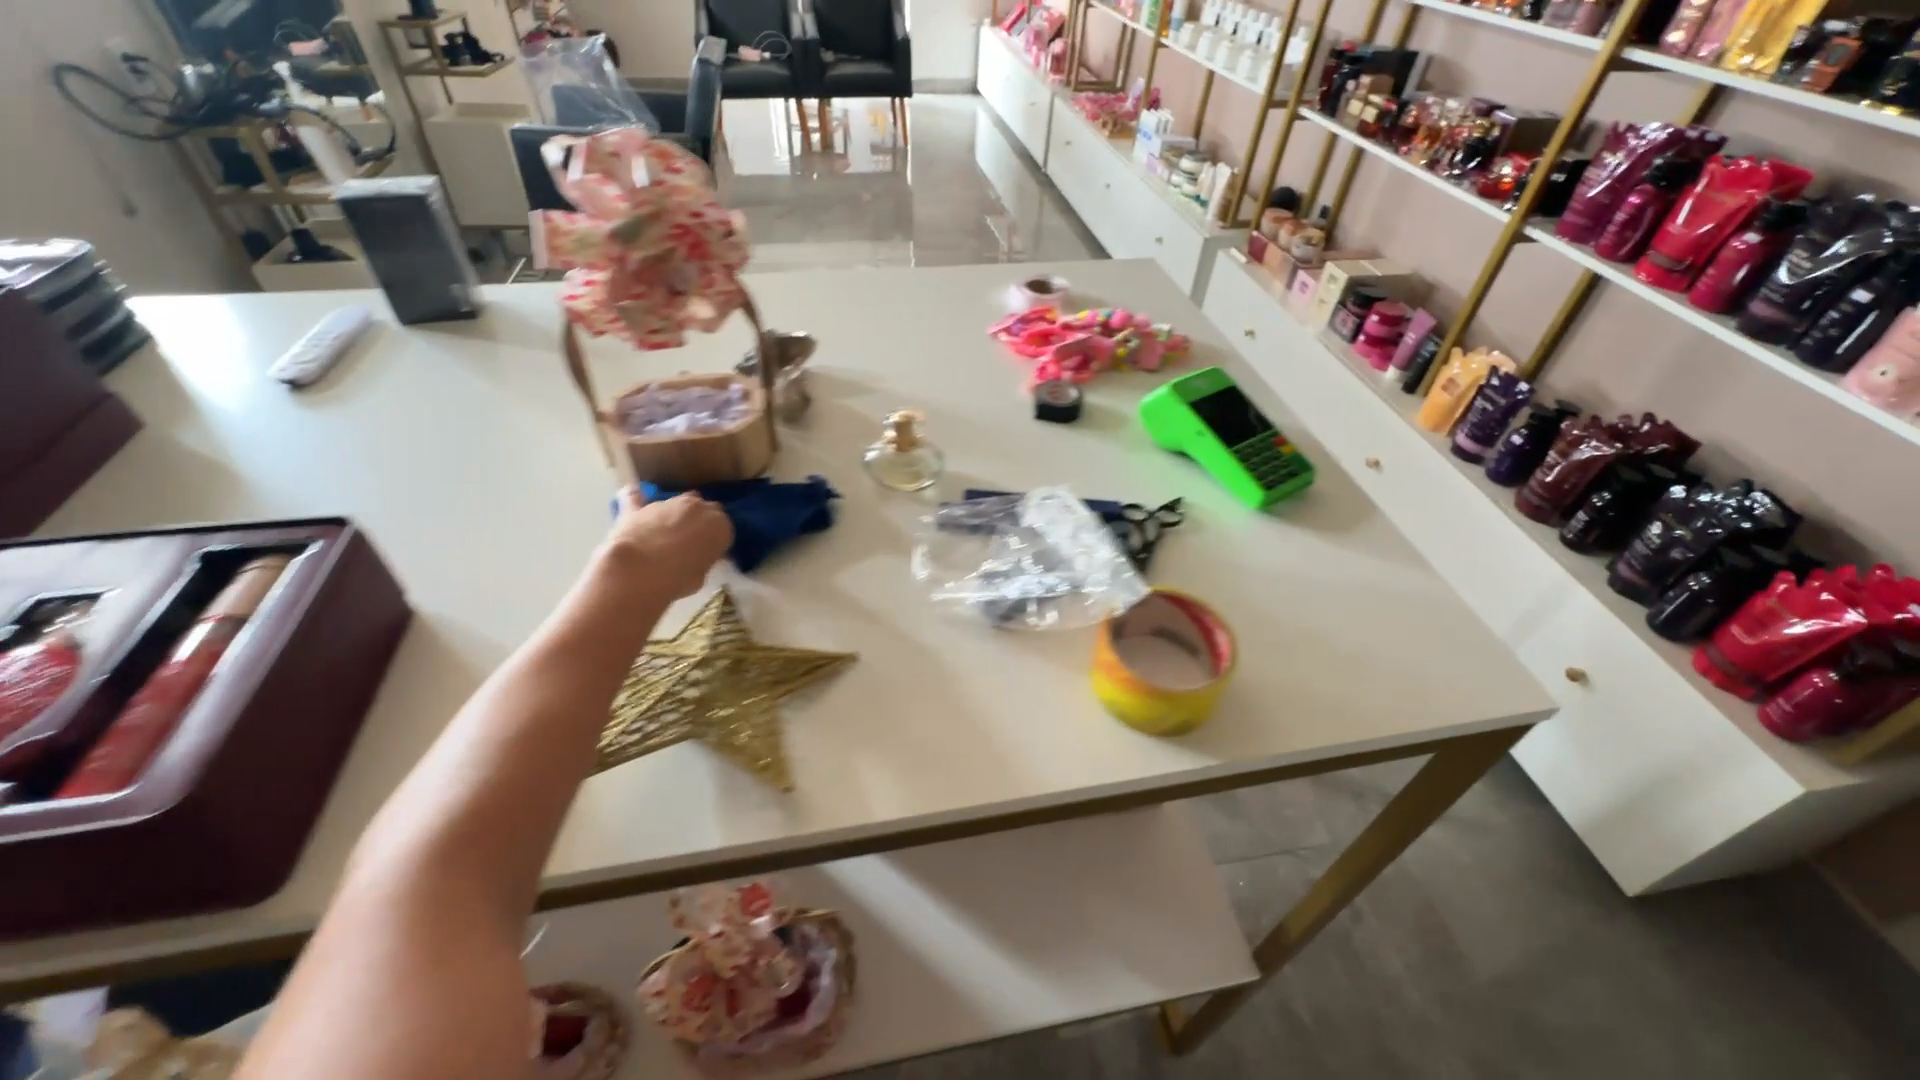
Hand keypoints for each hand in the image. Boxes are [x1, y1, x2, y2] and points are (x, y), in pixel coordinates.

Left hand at [601, 489, 732, 600]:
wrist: (640, 570)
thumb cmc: (678, 579)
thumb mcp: (701, 575)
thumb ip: (702, 559)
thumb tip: (695, 558)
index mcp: (720, 525)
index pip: (724, 529)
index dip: (715, 541)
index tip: (709, 553)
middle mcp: (698, 507)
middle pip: (704, 509)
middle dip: (699, 521)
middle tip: (690, 542)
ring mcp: (668, 503)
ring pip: (677, 502)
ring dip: (675, 513)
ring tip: (665, 534)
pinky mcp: (639, 506)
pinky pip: (636, 496)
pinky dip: (636, 497)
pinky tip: (634, 496)